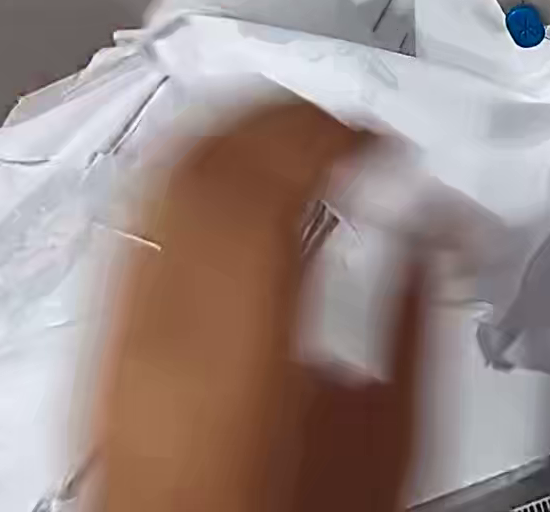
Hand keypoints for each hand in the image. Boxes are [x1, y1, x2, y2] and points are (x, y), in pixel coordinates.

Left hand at [96, 99, 426, 511]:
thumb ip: (413, 306)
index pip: (273, 188)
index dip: (331, 138)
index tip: (376, 138)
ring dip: (242, 128)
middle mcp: (169, 324)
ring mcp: (125, 318)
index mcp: (244, 350)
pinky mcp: (109, 318)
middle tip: (342, 121)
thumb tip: (439, 216)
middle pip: (215, 163)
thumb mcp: (387, 430)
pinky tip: (235, 155)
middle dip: (289, 119)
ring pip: (170, 171)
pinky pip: (141, 204)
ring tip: (298, 124)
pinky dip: (199, 159)